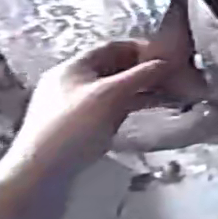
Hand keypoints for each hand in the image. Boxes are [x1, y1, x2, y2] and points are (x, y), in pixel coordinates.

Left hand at [11, 40, 175, 170]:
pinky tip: (159, 104)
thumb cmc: (74, 125)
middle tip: (175, 73)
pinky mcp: (88, 121)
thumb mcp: (111, 94)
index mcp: (73, 67)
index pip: (114, 47)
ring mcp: (81, 102)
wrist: (43, 171)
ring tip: (173, 89)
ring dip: (146, 85)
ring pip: (121, 86)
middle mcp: (76, 81)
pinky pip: (119, 102)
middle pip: (118, 66)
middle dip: (147, 68)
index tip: (169, 55)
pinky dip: (139, 100)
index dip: (142, 48)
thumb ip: (142, 74)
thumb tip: (169, 61)